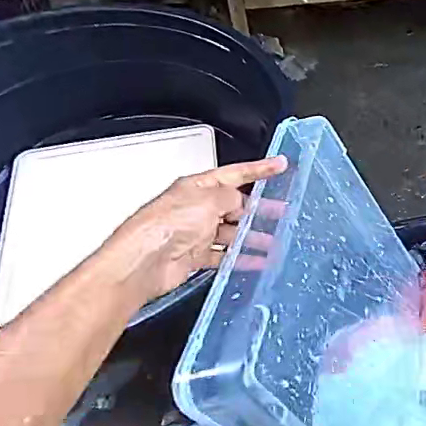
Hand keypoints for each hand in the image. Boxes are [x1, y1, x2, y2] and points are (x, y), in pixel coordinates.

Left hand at [98, 155, 286, 301]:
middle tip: (281, 210)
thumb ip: (231, 197)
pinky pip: (224, 255)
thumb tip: (242, 201)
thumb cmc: (165, 225)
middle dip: (259, 208)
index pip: (235, 174)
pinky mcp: (194, 256)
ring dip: (253, 237)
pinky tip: (255, 260)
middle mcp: (196, 208)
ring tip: (273, 240)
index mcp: (197, 187)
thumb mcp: (208, 200)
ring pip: (232, 233)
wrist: (144, 261)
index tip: (279, 165)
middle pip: (235, 206)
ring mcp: (195, 233)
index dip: (259, 169)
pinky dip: (241, 258)